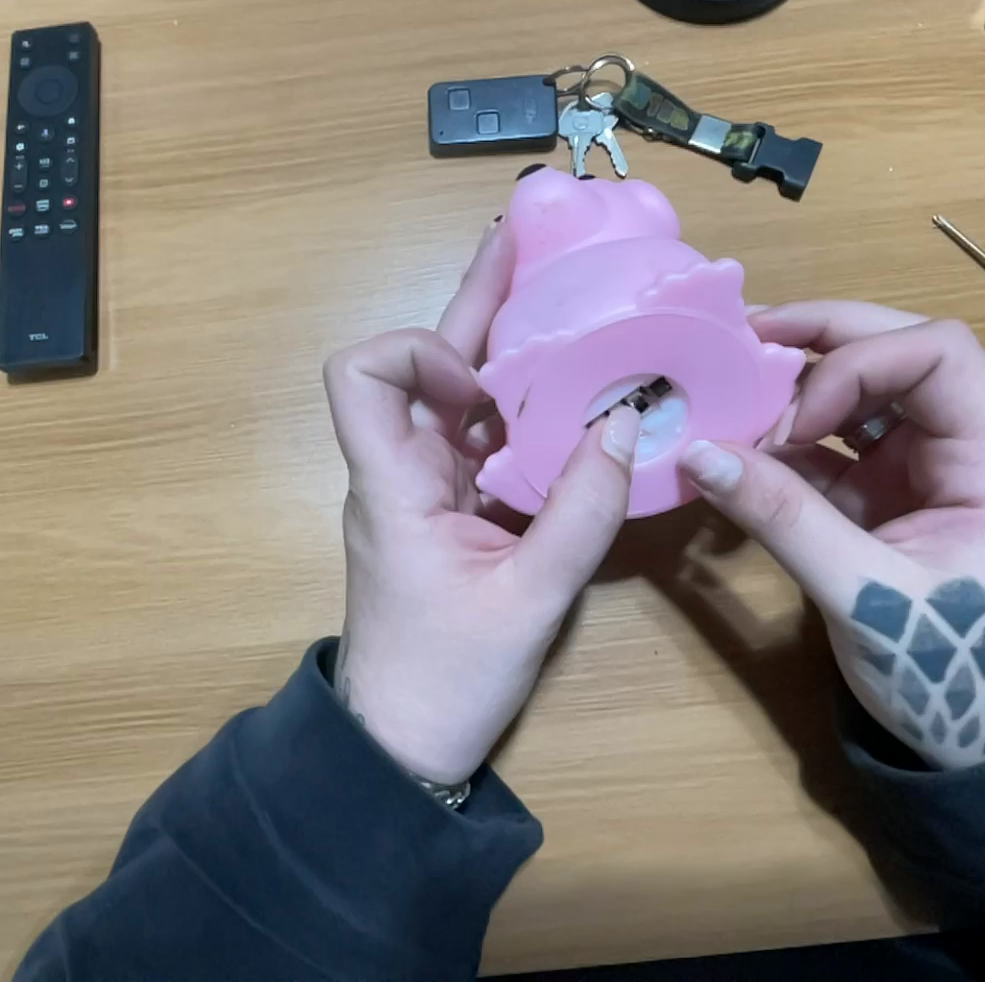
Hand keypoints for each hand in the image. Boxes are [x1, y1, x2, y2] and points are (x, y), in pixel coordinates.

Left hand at [323, 221, 640, 785]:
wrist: (402, 742)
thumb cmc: (447, 678)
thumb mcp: (530, 601)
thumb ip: (580, 515)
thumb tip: (625, 426)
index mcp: (393, 483)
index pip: (359, 373)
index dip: (416, 351)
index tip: (480, 387)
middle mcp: (400, 469)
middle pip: (424, 365)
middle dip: (476, 304)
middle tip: (528, 241)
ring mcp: (423, 487)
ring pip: (457, 397)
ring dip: (504, 352)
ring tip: (564, 301)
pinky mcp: (448, 509)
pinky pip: (481, 441)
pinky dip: (520, 412)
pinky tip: (570, 397)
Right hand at [679, 301, 984, 768]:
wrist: (975, 736)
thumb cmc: (950, 670)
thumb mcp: (865, 596)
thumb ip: (783, 521)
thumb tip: (697, 454)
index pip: (937, 356)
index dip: (857, 364)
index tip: (791, 421)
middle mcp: (953, 446)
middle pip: (894, 353)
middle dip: (819, 338)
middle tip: (741, 338)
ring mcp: (909, 469)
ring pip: (854, 392)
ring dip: (789, 386)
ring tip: (725, 390)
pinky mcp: (869, 495)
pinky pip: (819, 446)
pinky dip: (773, 442)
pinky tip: (732, 451)